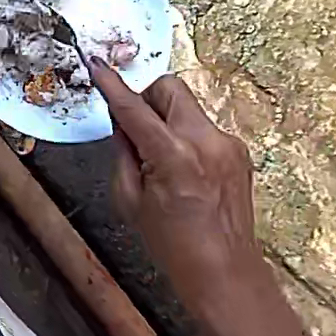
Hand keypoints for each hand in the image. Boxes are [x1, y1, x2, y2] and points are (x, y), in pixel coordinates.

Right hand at [89, 61, 263, 303]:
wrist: (223, 270)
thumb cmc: (171, 243)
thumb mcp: (129, 198)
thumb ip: (123, 152)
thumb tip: (122, 122)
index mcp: (174, 156)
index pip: (135, 108)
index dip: (112, 85)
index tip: (98, 65)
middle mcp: (206, 142)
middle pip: (170, 89)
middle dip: (147, 97)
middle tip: (132, 123)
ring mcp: (227, 145)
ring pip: (186, 107)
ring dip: (165, 119)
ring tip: (156, 156)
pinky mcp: (238, 151)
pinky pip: (201, 128)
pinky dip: (183, 136)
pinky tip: (179, 168)